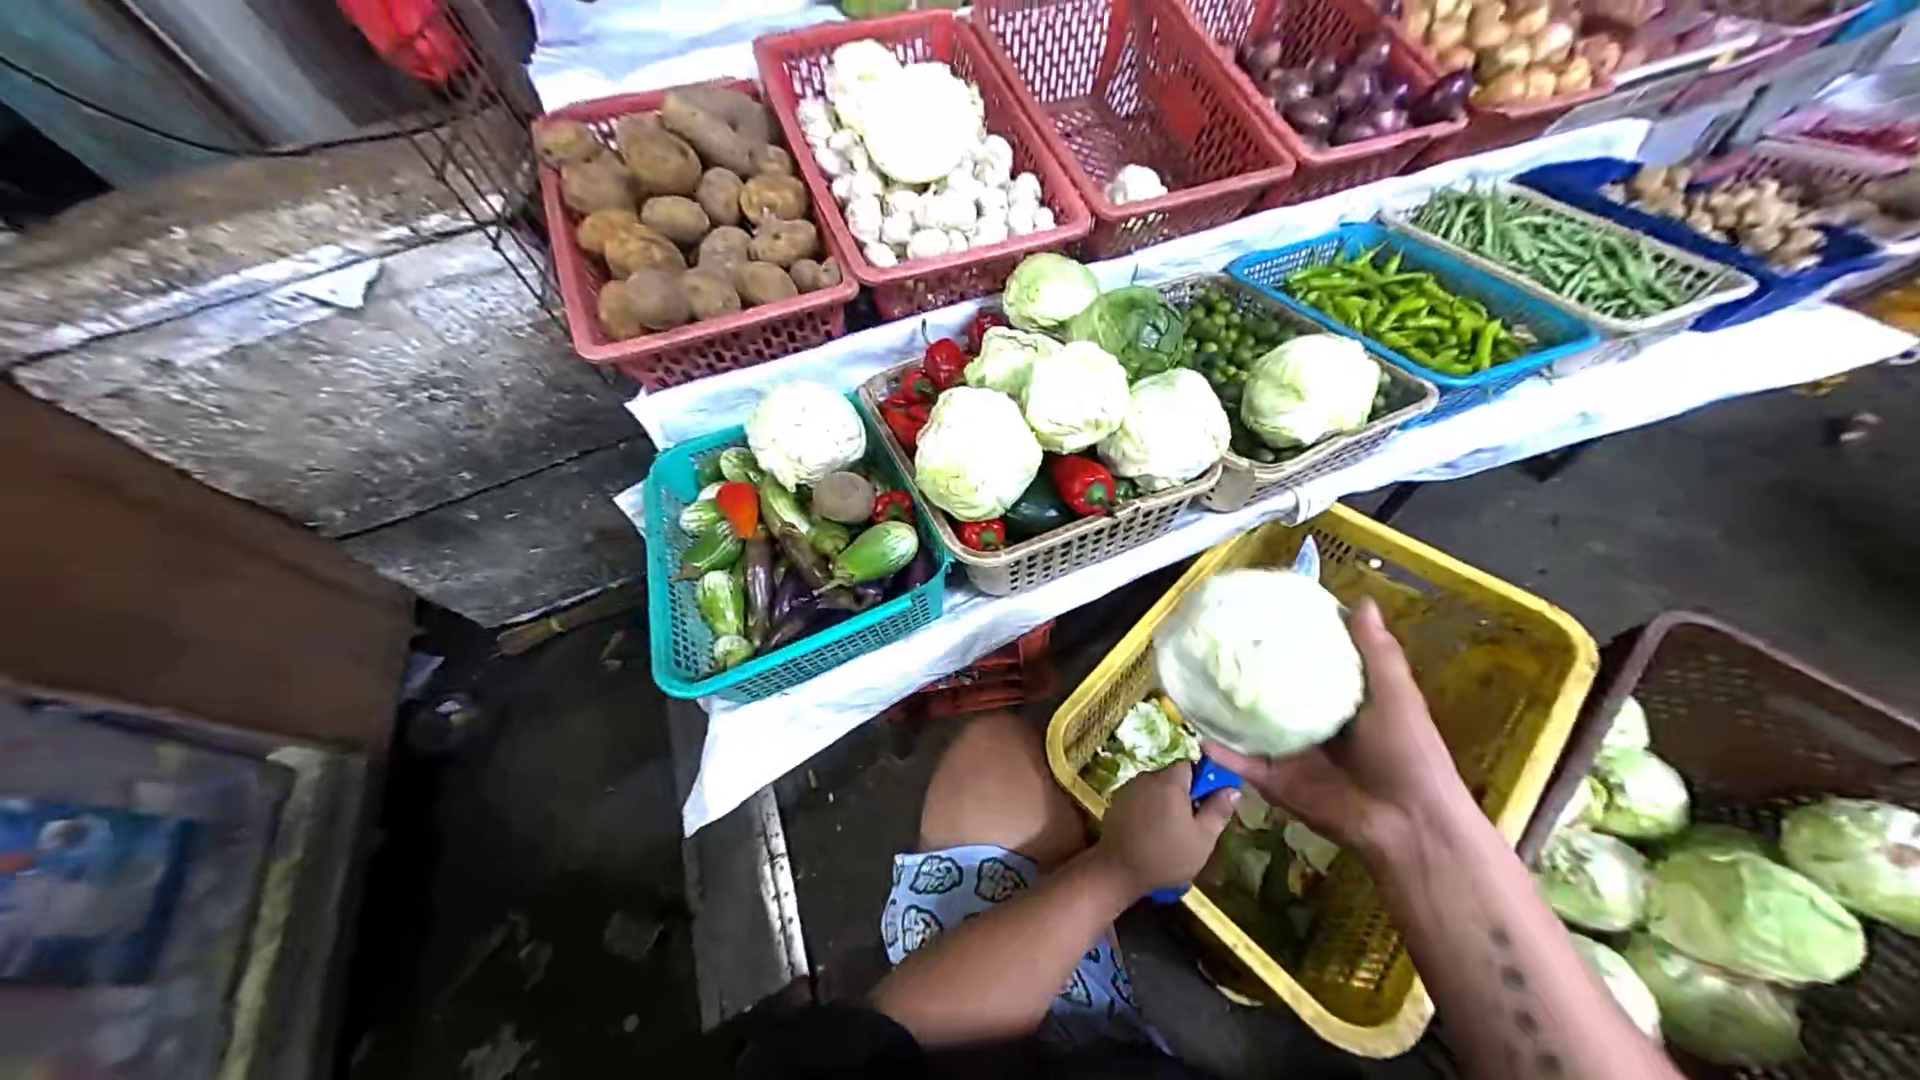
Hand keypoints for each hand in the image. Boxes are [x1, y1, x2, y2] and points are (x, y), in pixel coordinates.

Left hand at [1094, 761, 1237, 894]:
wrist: (1118, 869)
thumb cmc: (1167, 855)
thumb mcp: (1202, 838)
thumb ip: (1218, 810)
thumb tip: (1232, 789)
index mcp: (1169, 781)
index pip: (1189, 764)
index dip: (1201, 779)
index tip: (1208, 800)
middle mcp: (1146, 777)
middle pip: (1171, 776)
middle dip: (1184, 793)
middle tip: (1193, 821)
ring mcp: (1129, 788)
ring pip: (1156, 787)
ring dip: (1166, 801)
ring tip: (1172, 830)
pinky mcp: (1117, 801)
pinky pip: (1141, 797)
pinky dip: (1149, 808)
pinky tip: (1152, 831)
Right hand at [1204, 597, 1470, 863]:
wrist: (1408, 824)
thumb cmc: (1409, 754)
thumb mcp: (1397, 696)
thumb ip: (1377, 653)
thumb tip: (1361, 601)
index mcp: (1334, 700)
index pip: (1302, 663)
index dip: (1282, 640)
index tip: (1256, 612)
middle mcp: (1304, 722)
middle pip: (1266, 691)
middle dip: (1240, 670)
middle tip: (1208, 640)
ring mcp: (1285, 750)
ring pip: (1244, 723)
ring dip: (1219, 706)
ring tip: (1188, 677)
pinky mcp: (1272, 778)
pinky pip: (1238, 759)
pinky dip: (1217, 747)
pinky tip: (1194, 727)